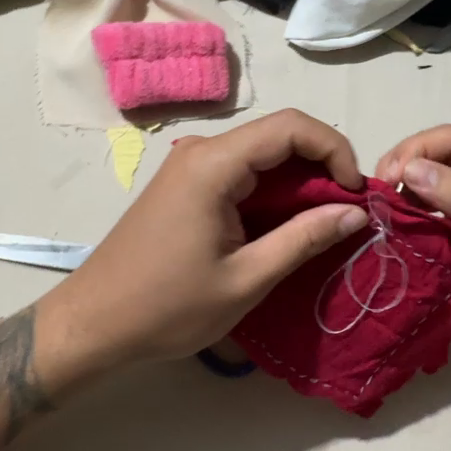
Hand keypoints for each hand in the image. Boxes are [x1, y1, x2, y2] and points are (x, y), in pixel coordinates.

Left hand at [38, 110, 367, 379]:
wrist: (94, 323)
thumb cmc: (167, 307)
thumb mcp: (246, 279)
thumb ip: (304, 239)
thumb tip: (355, 212)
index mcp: (214, 163)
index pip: (291, 127)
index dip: (334, 150)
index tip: (356, 193)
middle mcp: (201, 150)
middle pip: (278, 135)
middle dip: (321, 166)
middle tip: (347, 212)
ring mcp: (190, 165)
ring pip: (262, 155)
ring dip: (299, 182)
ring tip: (324, 223)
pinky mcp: (186, 184)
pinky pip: (241, 172)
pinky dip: (272, 192)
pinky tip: (286, 225)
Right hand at [376, 126, 450, 370]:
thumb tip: (411, 168)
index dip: (416, 151)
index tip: (388, 178)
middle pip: (433, 163)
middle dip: (402, 175)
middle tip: (375, 200)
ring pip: (425, 195)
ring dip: (401, 204)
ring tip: (377, 220)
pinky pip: (427, 228)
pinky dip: (407, 231)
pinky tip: (389, 239)